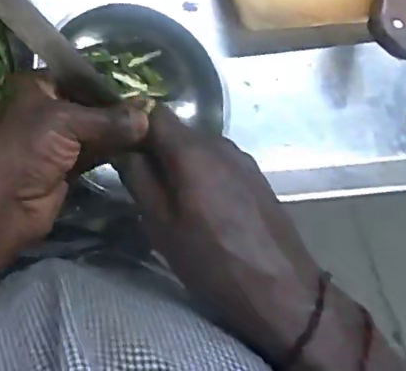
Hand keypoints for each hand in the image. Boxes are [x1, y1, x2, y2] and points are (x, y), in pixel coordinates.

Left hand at [0, 72, 149, 253]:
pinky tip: (142, 147)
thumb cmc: (27, 148)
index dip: (107, 81)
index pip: (78, 75)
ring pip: (95, 129)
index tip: (143, 86)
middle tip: (155, 108)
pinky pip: (96, 152)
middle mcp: (48, 107)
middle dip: (118, 108)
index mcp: (38, 85)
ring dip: (120, 131)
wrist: (4, 204)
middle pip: (89, 103)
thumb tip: (148, 113)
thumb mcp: (66, 123)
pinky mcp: (67, 165)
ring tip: (155, 127)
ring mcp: (57, 138)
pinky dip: (115, 150)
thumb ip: (108, 118)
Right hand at [119, 109, 389, 369]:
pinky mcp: (256, 175)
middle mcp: (216, 141)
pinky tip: (204, 203)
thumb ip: (137, 178)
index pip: (152, 109)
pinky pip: (217, 159)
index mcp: (190, 148)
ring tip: (173, 193)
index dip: (132, 119)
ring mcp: (240, 157)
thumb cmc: (214, 261)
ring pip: (197, 144)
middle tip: (141, 174)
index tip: (118, 139)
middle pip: (175, 127)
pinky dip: (202, 170)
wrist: (287, 297)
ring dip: (180, 159)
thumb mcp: (161, 225)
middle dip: (154, 144)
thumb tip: (123, 148)